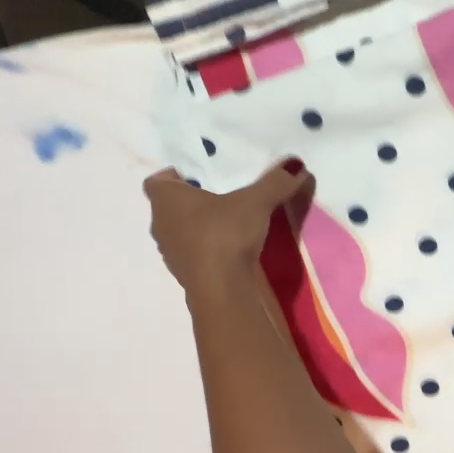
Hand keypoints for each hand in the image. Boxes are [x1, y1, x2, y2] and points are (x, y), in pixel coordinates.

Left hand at [143, 159, 312, 293]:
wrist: (222, 287)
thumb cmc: (226, 234)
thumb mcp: (255, 202)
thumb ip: (274, 183)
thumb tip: (296, 165)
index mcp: (165, 198)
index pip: (157, 180)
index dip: (175, 178)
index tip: (199, 181)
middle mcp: (159, 223)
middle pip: (170, 208)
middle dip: (191, 205)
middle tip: (221, 203)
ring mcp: (170, 253)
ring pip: (181, 234)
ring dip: (199, 232)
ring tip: (228, 231)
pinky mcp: (185, 276)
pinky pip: (194, 257)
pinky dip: (208, 255)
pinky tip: (230, 256)